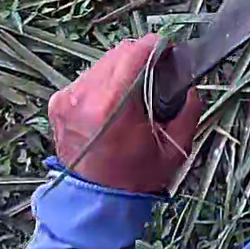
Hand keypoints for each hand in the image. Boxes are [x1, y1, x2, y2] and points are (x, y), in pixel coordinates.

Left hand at [50, 36, 204, 193]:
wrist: (95, 203)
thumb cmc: (136, 178)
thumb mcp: (175, 148)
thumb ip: (188, 110)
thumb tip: (191, 85)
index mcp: (112, 106)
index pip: (134, 53)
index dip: (156, 45)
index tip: (169, 49)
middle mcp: (83, 96)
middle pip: (118, 53)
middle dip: (141, 56)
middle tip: (158, 69)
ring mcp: (66, 98)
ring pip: (102, 63)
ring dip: (122, 68)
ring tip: (137, 87)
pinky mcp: (58, 103)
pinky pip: (88, 78)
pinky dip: (105, 82)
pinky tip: (116, 100)